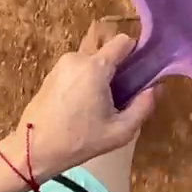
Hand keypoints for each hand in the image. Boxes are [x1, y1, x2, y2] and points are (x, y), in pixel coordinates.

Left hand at [6, 25, 156, 181]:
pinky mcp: (51, 74)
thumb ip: (143, 106)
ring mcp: (61, 65)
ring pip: (91, 63)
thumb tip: (155, 88)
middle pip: (106, 54)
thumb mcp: (120, 131)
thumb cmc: (80, 141)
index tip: (139, 72)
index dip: (135, 53)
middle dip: (116, 70)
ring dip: (99, 77)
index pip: (123, 41)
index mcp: (95, 67)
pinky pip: (76, 70)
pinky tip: (81, 106)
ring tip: (98, 105)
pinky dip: (84, 81)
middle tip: (119, 97)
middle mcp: (77, 58)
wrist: (35, 149)